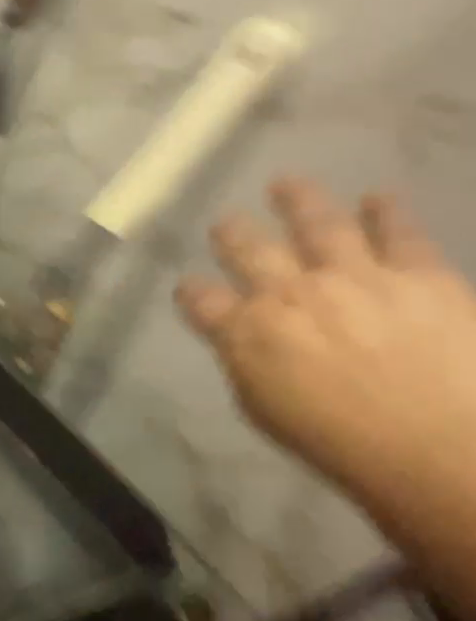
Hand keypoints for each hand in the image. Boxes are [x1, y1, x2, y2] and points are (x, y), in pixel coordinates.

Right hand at [176, 178, 475, 509]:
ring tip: (287, 183)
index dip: (191, 292)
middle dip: (234, 234)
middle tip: (225, 218)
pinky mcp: (421, 274)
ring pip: (320, 227)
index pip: (202, 303)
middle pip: (252, 254)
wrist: (435, 436)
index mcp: (244, 334)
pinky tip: (379, 197)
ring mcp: (357, 279)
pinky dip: (386, 212)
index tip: (186, 285)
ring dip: (301, 202)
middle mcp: (290, 295)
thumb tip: (250, 342)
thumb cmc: (334, 437)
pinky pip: (400, 234)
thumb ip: (251, 364)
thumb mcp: (264, 408)